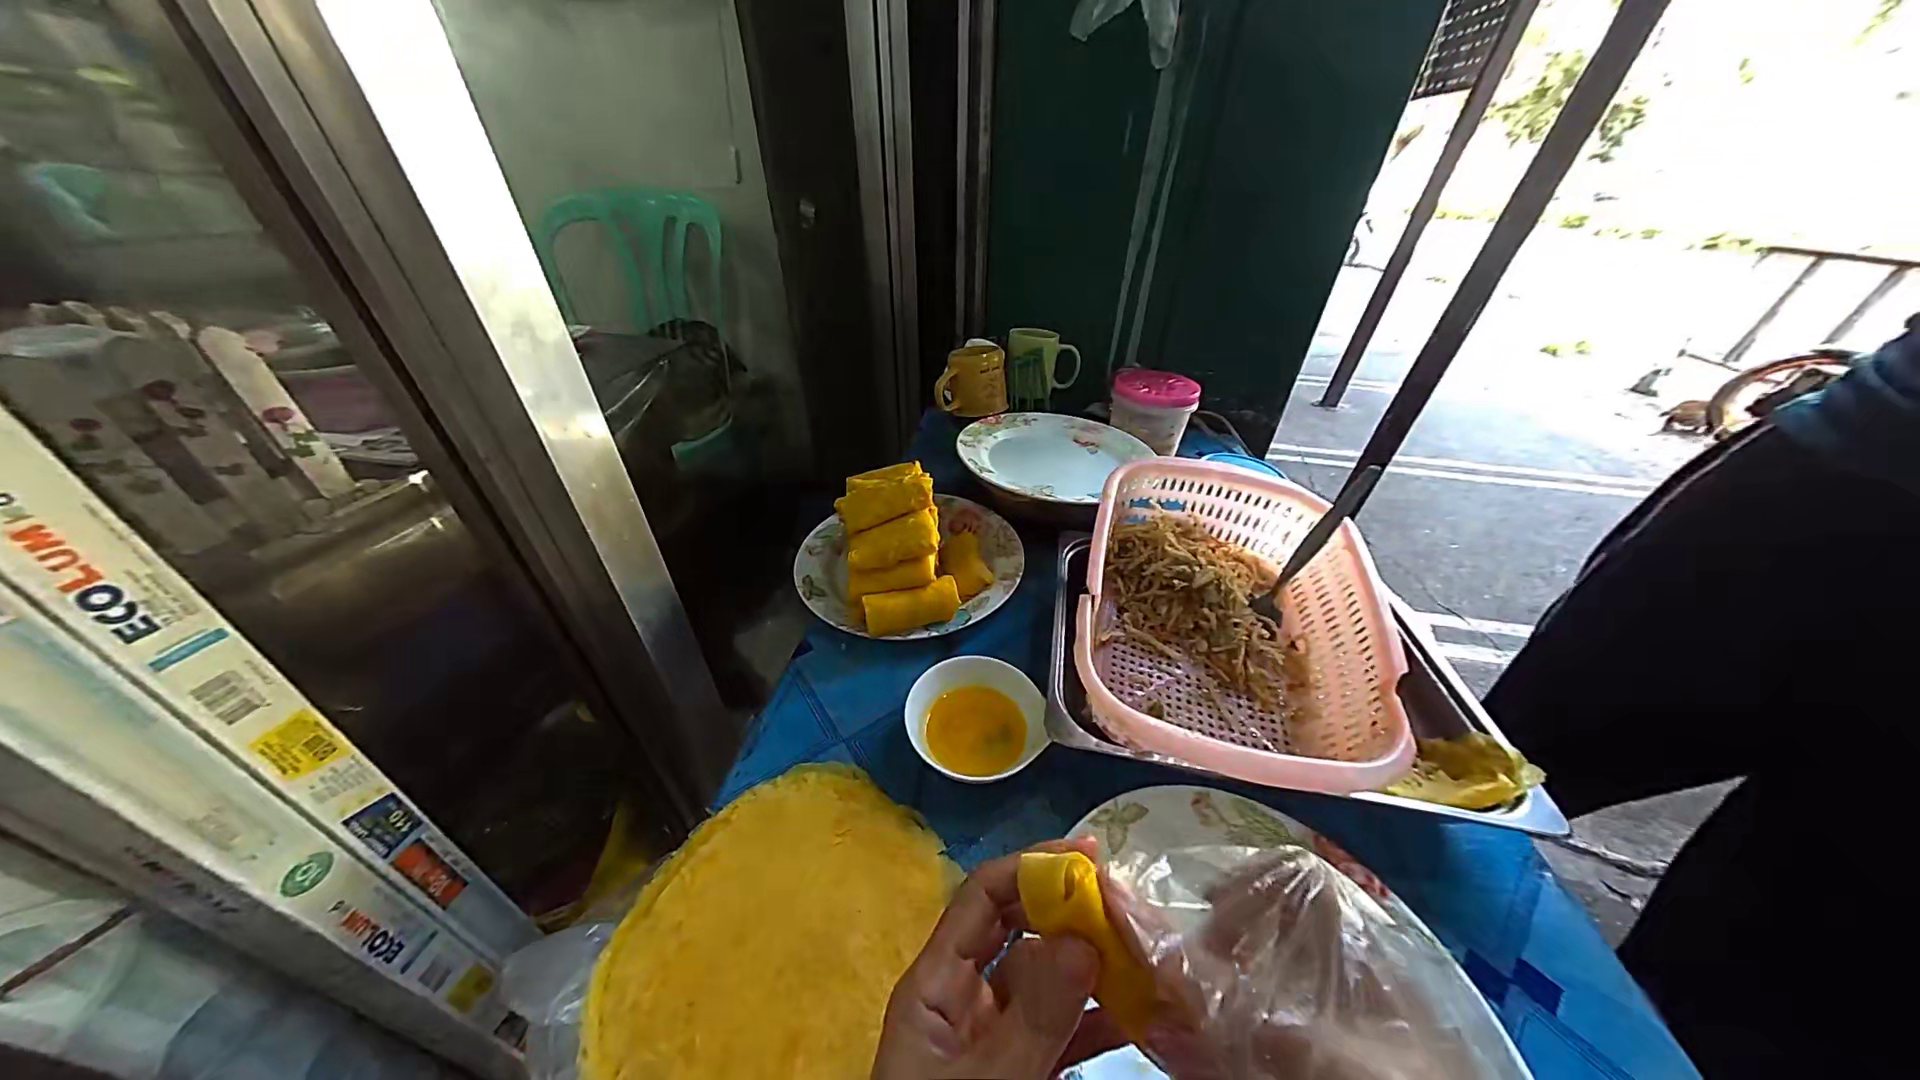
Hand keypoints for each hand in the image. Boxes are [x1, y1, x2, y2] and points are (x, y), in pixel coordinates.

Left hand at [872, 838, 1129, 1078]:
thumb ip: (1033, 1015)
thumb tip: (1081, 938)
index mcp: (936, 981)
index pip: (981, 897)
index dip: (1029, 868)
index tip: (1086, 858)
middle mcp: (962, 993)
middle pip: (1014, 928)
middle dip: (1063, 909)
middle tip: (1119, 897)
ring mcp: (991, 1032)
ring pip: (1042, 977)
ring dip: (1086, 962)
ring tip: (1136, 947)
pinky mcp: (1016, 1069)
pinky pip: (1057, 1027)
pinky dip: (1093, 1017)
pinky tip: (1133, 1011)